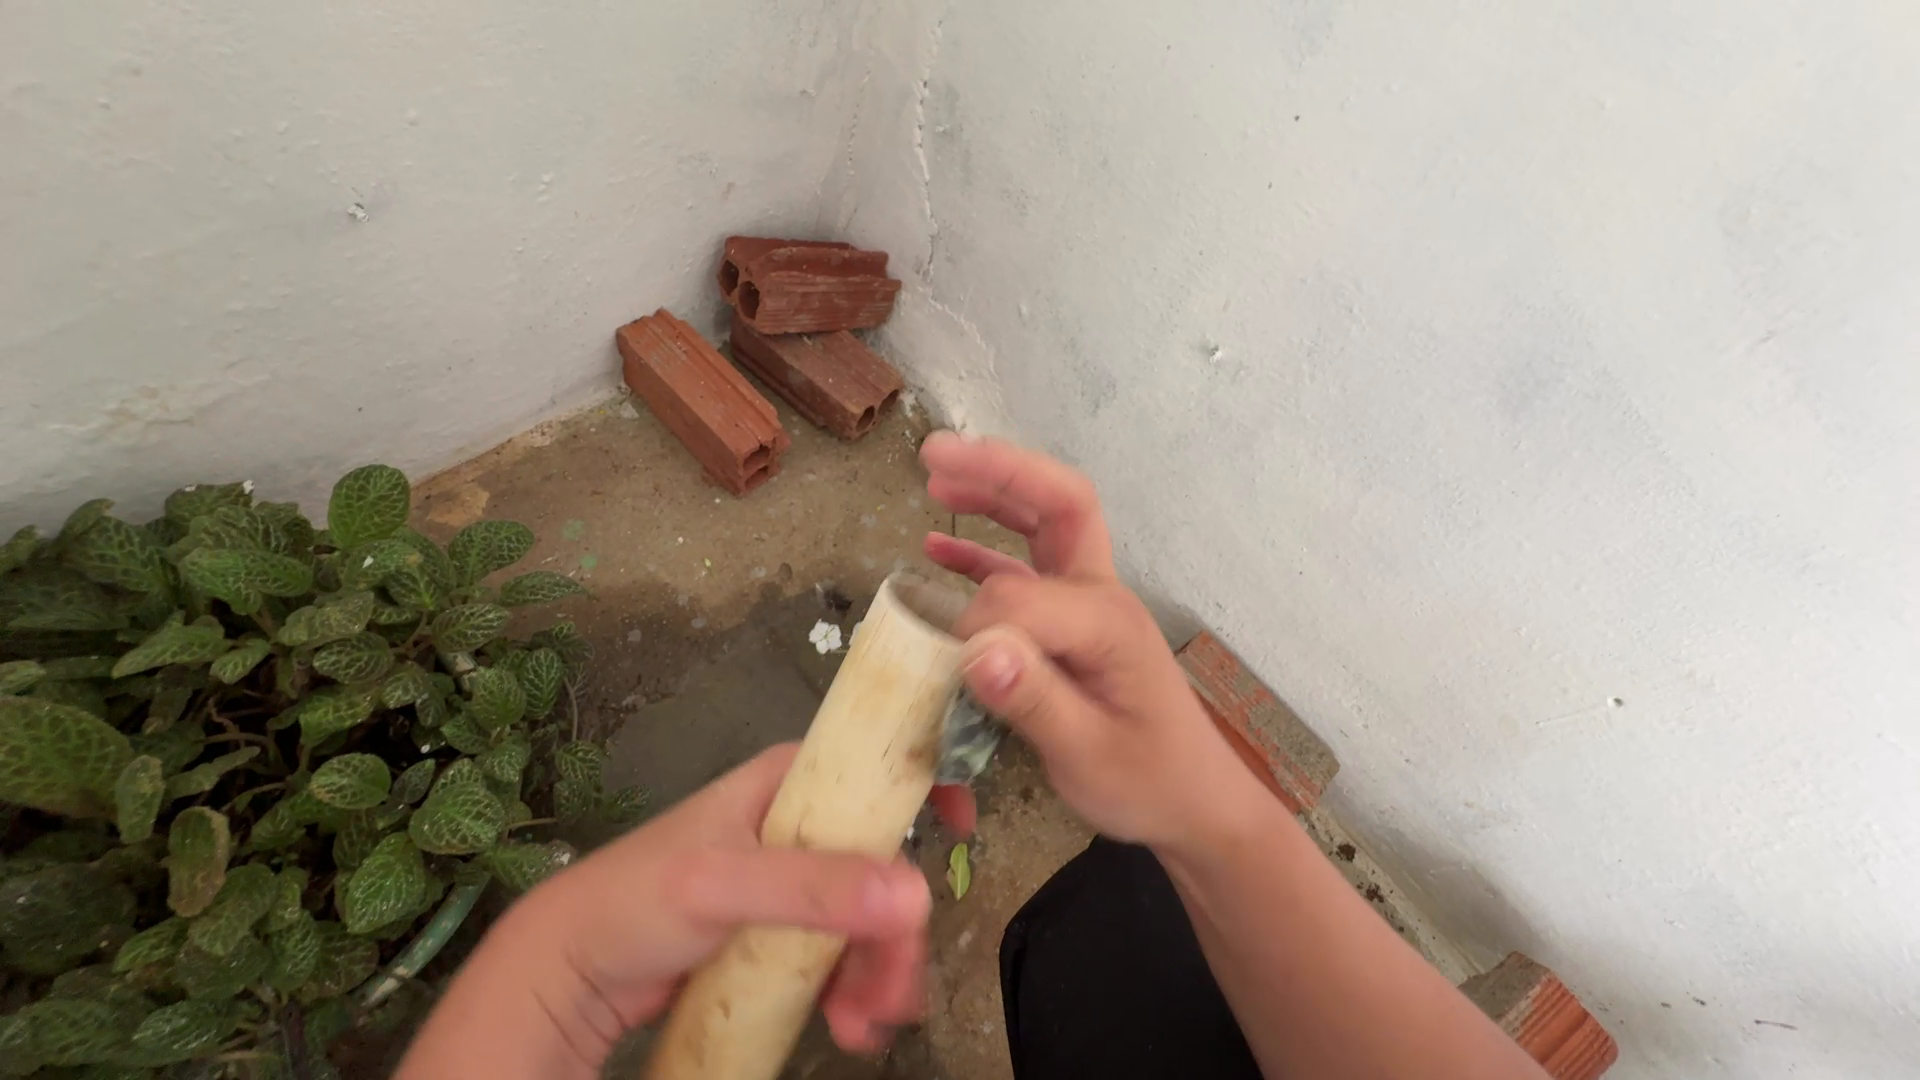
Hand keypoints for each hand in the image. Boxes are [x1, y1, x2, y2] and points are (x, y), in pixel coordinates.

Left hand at [396, 745, 930, 1079]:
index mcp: (790, 783)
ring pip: (863, 910)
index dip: (924, 781)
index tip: (963, 824)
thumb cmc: (641, 896)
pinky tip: (850, 1025)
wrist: (571, 966)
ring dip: (878, 968)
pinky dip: (852, 985)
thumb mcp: (723, 884)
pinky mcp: (780, 928)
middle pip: (879, 858)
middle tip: (901, 987)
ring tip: (868, 1025)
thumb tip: (915, 890)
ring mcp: (791, 880)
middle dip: (896, 925)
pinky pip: (837, 948)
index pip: (873, 762)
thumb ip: (814, 886)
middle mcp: (798, 823)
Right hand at [919, 432, 1263, 849]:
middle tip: (934, 454)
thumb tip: (976, 648)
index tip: (947, 662)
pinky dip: (982, 553)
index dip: (974, 620)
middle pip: (1059, 504)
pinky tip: (940, 551)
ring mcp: (1087, 605)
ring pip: (1044, 525)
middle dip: (1000, 471)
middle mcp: (1099, 596)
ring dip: (993, 494)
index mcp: (1105, 621)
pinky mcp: (1072, 624)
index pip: (1021, 593)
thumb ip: (1035, 701)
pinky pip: (1025, 570)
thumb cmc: (1147, 781)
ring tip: (936, 479)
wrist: (1193, 802)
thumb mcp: (1088, 755)